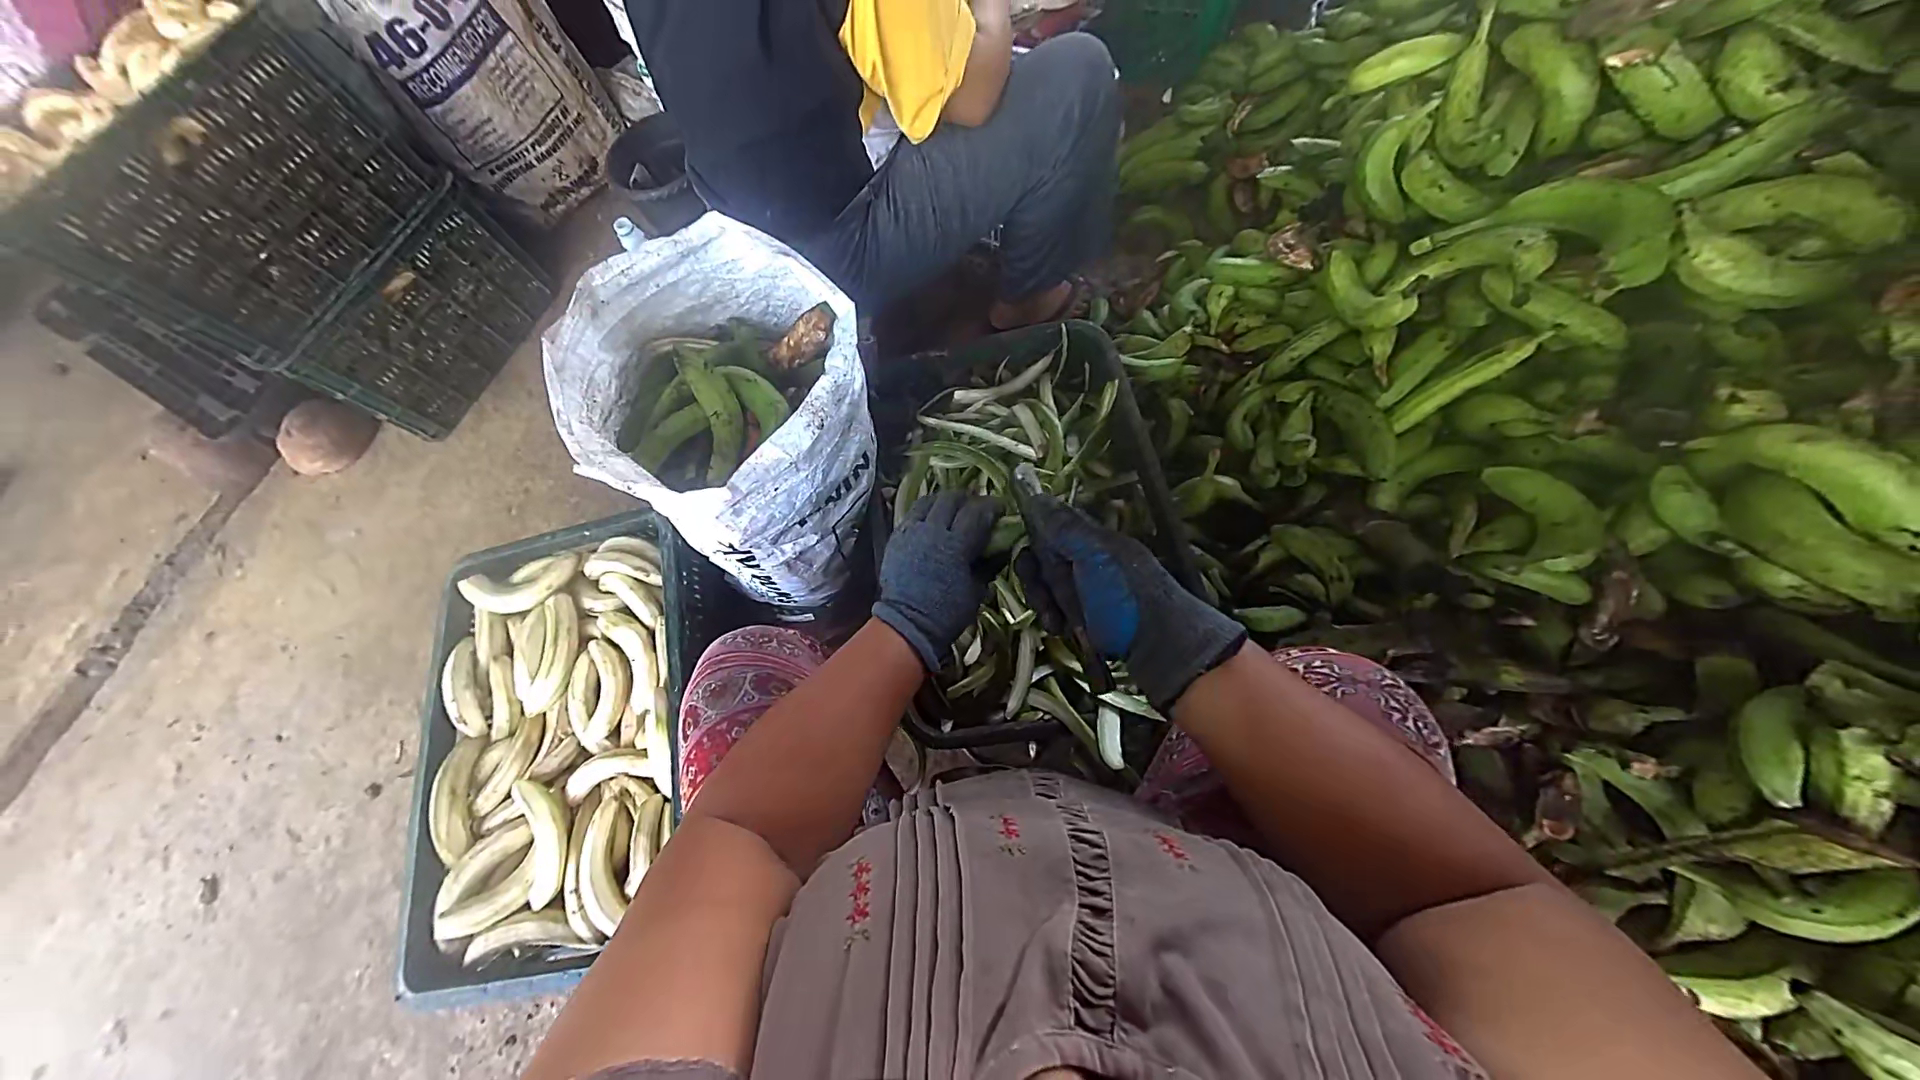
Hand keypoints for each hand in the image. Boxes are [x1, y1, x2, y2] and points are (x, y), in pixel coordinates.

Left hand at [873, 492, 1000, 671]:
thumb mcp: (976, 591)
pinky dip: (926, 511)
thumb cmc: (946, 613)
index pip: (977, 512)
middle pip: (952, 499)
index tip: (1001, 508)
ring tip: (954, 508)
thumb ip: (988, 565)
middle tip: (977, 507)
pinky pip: (912, 513)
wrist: (907, 624)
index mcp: (955, 545)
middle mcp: (932, 531)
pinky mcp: (896, 537)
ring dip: (945, 501)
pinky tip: (932, 519)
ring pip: (929, 501)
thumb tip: (1000, 547)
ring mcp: (911, 532)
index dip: (992, 506)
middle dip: (968, 499)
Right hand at [1022, 494, 1245, 711]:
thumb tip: (1035, 494)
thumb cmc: (1127, 595)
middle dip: (1036, 580)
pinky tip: (1062, 629)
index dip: (1033, 541)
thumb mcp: (1094, 554)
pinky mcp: (1084, 619)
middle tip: (1046, 598)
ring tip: (1056, 621)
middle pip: (1040, 560)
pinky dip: (1052, 619)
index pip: (1047, 527)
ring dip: (1043, 603)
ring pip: (1044, 588)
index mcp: (1091, 539)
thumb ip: (1063, 526)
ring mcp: (1084, 591)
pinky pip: (1054, 611)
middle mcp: (1085, 560)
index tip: (1030, 558)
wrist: (1161, 647)